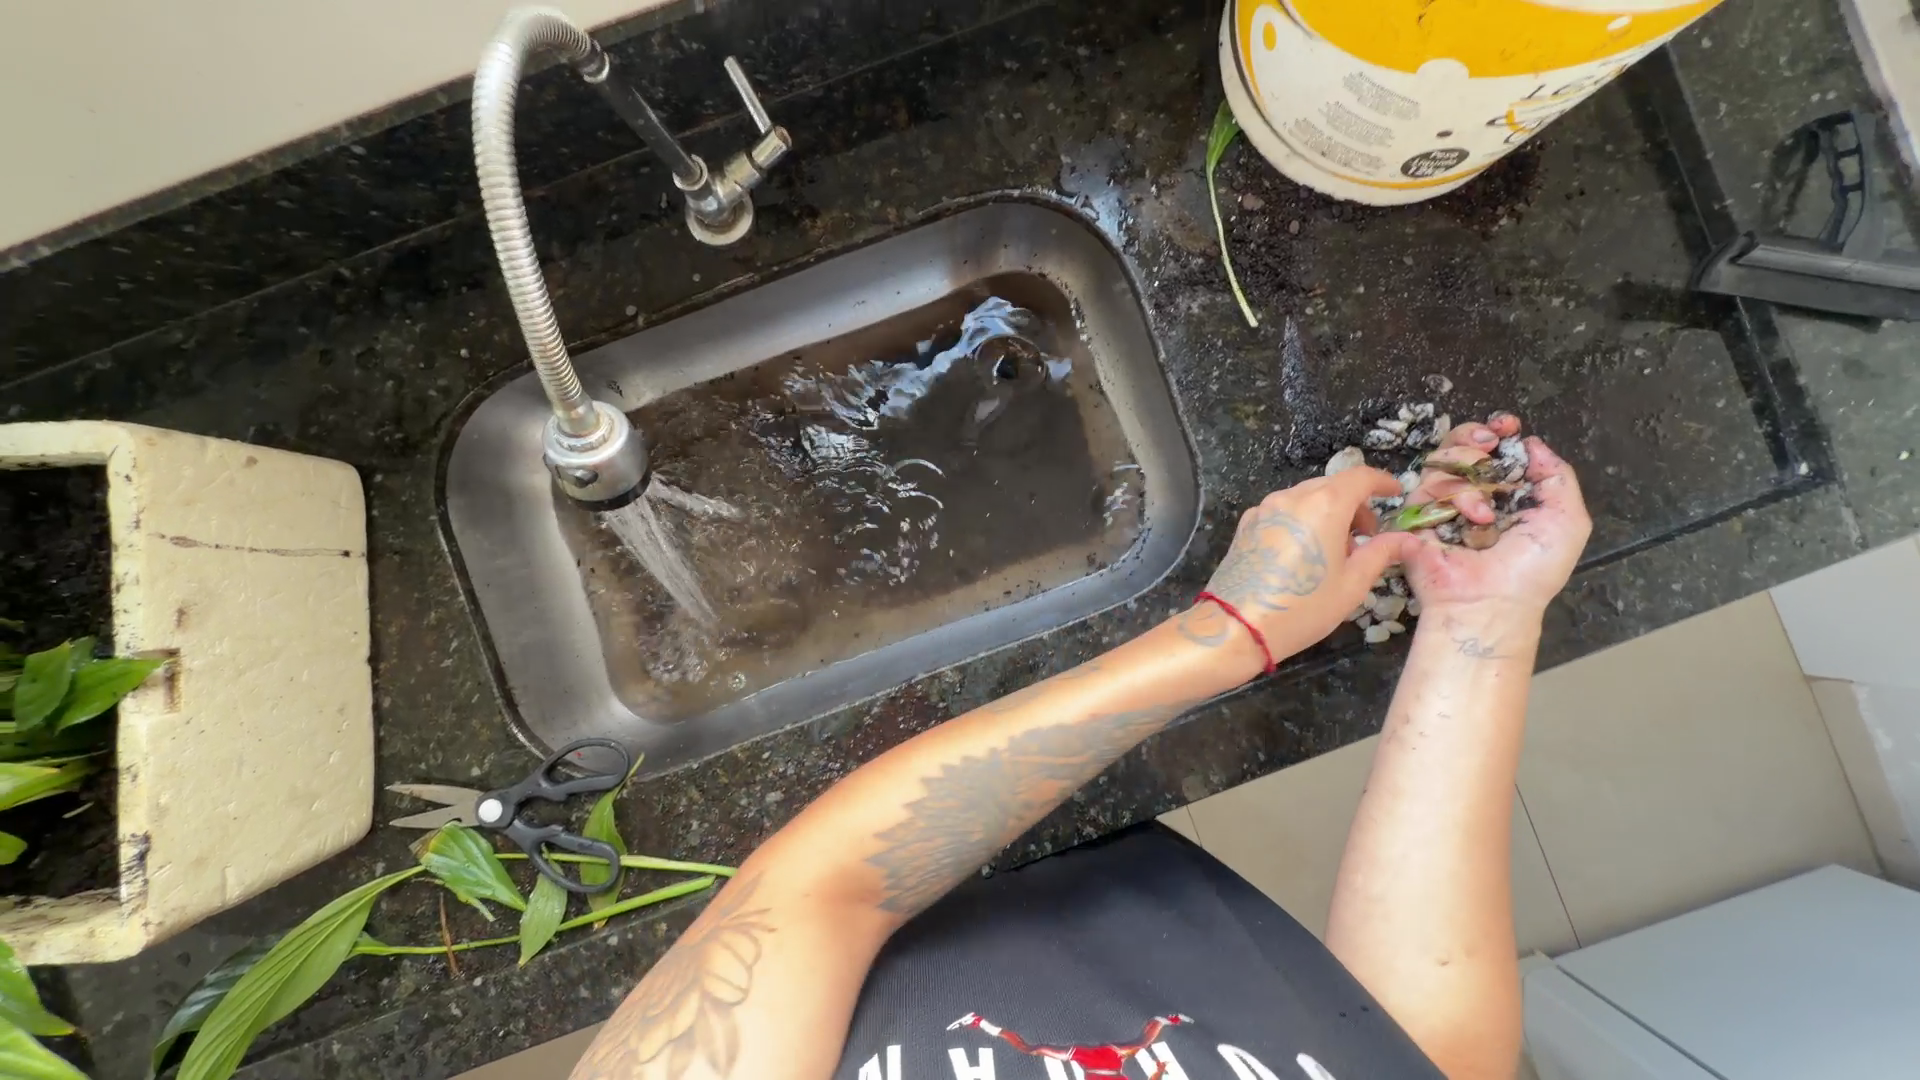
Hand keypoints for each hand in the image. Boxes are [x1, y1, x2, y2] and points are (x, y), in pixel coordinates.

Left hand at [1172, 469, 1419, 681]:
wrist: (1236, 626)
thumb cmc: (1302, 607)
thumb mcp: (1352, 584)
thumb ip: (1380, 553)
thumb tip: (1407, 539)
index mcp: (1322, 506)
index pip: (1359, 477)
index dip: (1381, 482)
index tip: (1394, 493)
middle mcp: (1290, 498)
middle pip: (1331, 487)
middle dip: (1354, 504)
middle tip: (1366, 537)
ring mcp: (1263, 510)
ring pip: (1304, 498)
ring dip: (1327, 513)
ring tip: (1336, 551)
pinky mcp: (1245, 525)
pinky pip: (1282, 512)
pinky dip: (1301, 520)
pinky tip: (1305, 553)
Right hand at [1401, 414, 1590, 622]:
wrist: (1490, 600)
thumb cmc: (1531, 569)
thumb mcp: (1567, 521)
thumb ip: (1557, 477)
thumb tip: (1531, 444)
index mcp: (1505, 493)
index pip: (1494, 451)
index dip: (1497, 432)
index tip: (1506, 427)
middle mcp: (1471, 493)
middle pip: (1459, 445)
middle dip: (1472, 436)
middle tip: (1487, 446)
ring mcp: (1441, 504)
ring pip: (1440, 461)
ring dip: (1468, 474)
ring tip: (1486, 509)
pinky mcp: (1415, 515)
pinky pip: (1426, 488)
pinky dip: (1454, 497)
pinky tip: (1472, 518)